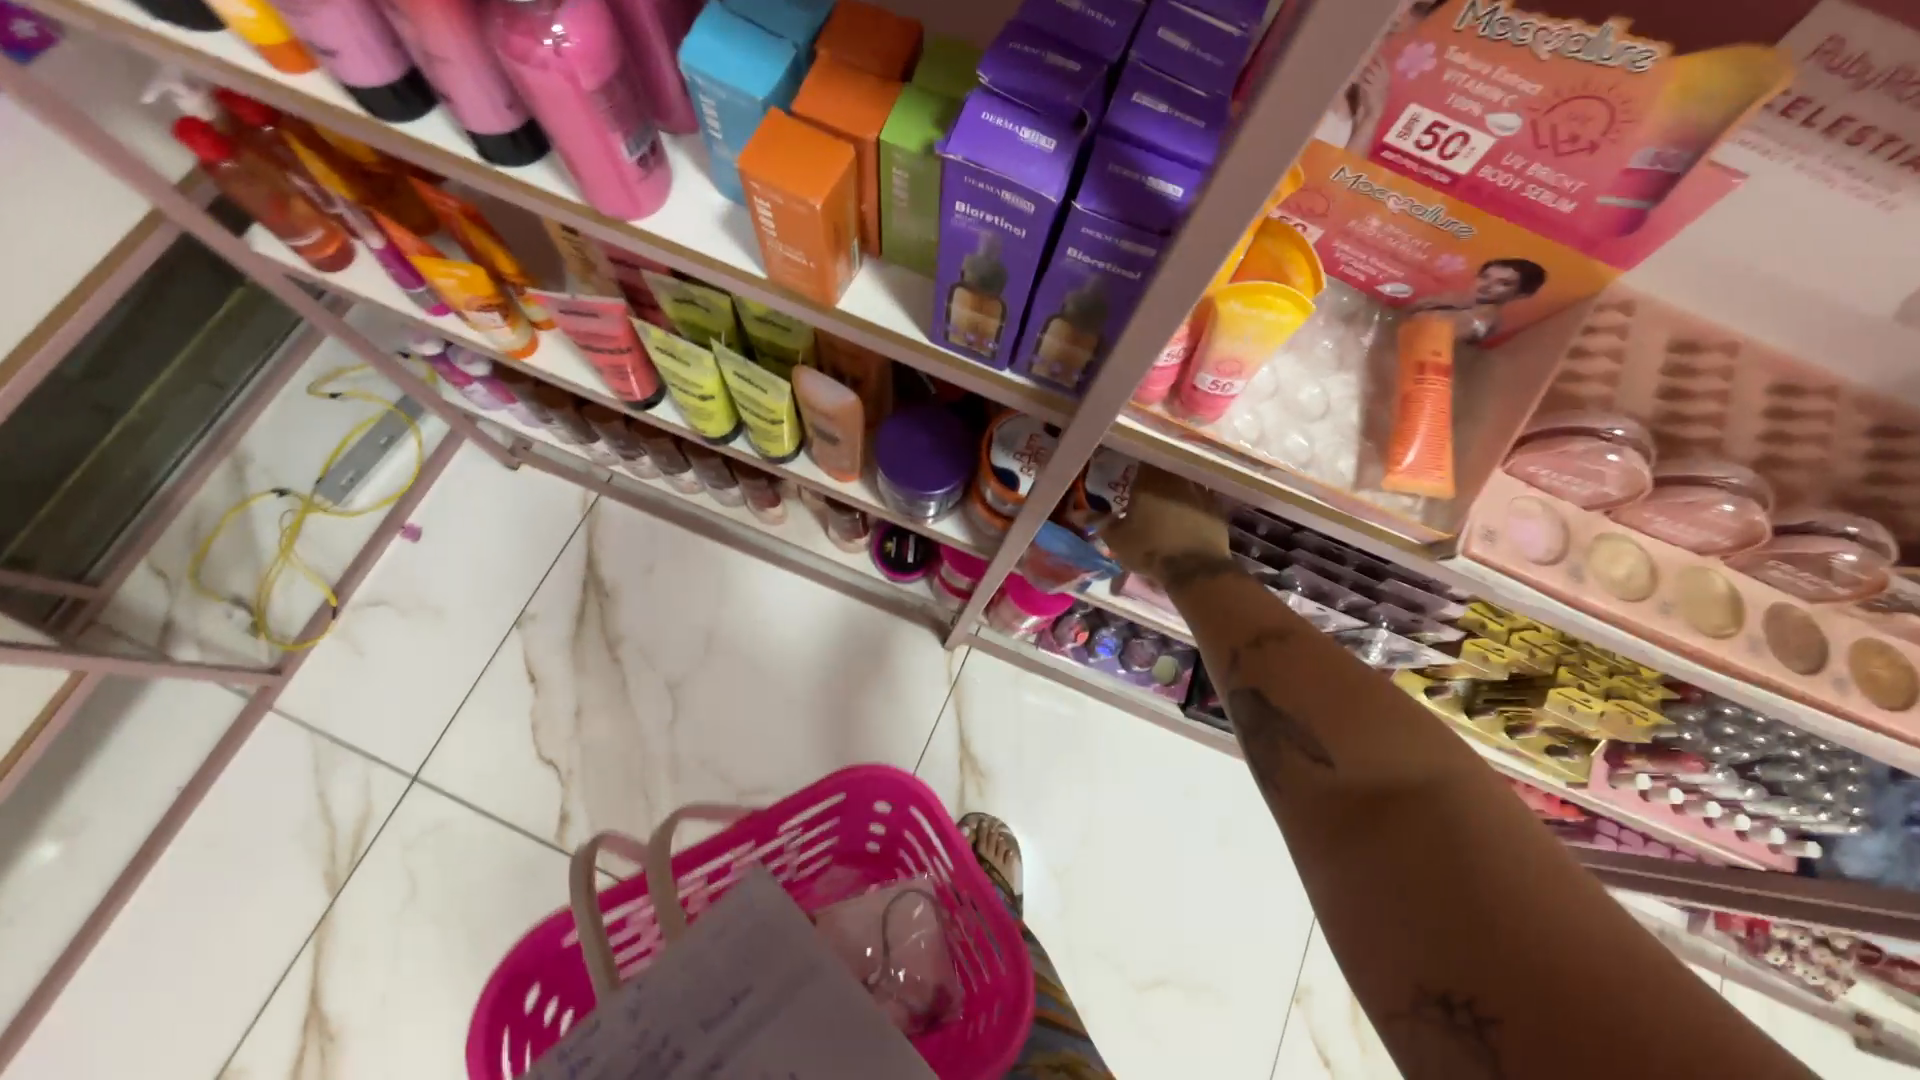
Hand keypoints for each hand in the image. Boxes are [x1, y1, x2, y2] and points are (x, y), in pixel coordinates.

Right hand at [1100, 467, 1229, 585]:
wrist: (1194, 568)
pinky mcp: (1217, 507)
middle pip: (1166, 467)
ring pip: (1186, 480)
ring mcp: (1201, 490)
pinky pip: (1203, 497)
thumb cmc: (1149, 549)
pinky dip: (1194, 502)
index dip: (1135, 463)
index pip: (1142, 457)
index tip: (1129, 469)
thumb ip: (1099, 522)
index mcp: (1150, 478)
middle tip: (1147, 486)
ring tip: (1168, 498)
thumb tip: (1077, 513)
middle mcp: (1176, 477)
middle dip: (1157, 475)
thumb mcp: (1117, 539)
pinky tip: (1188, 513)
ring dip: (1177, 487)